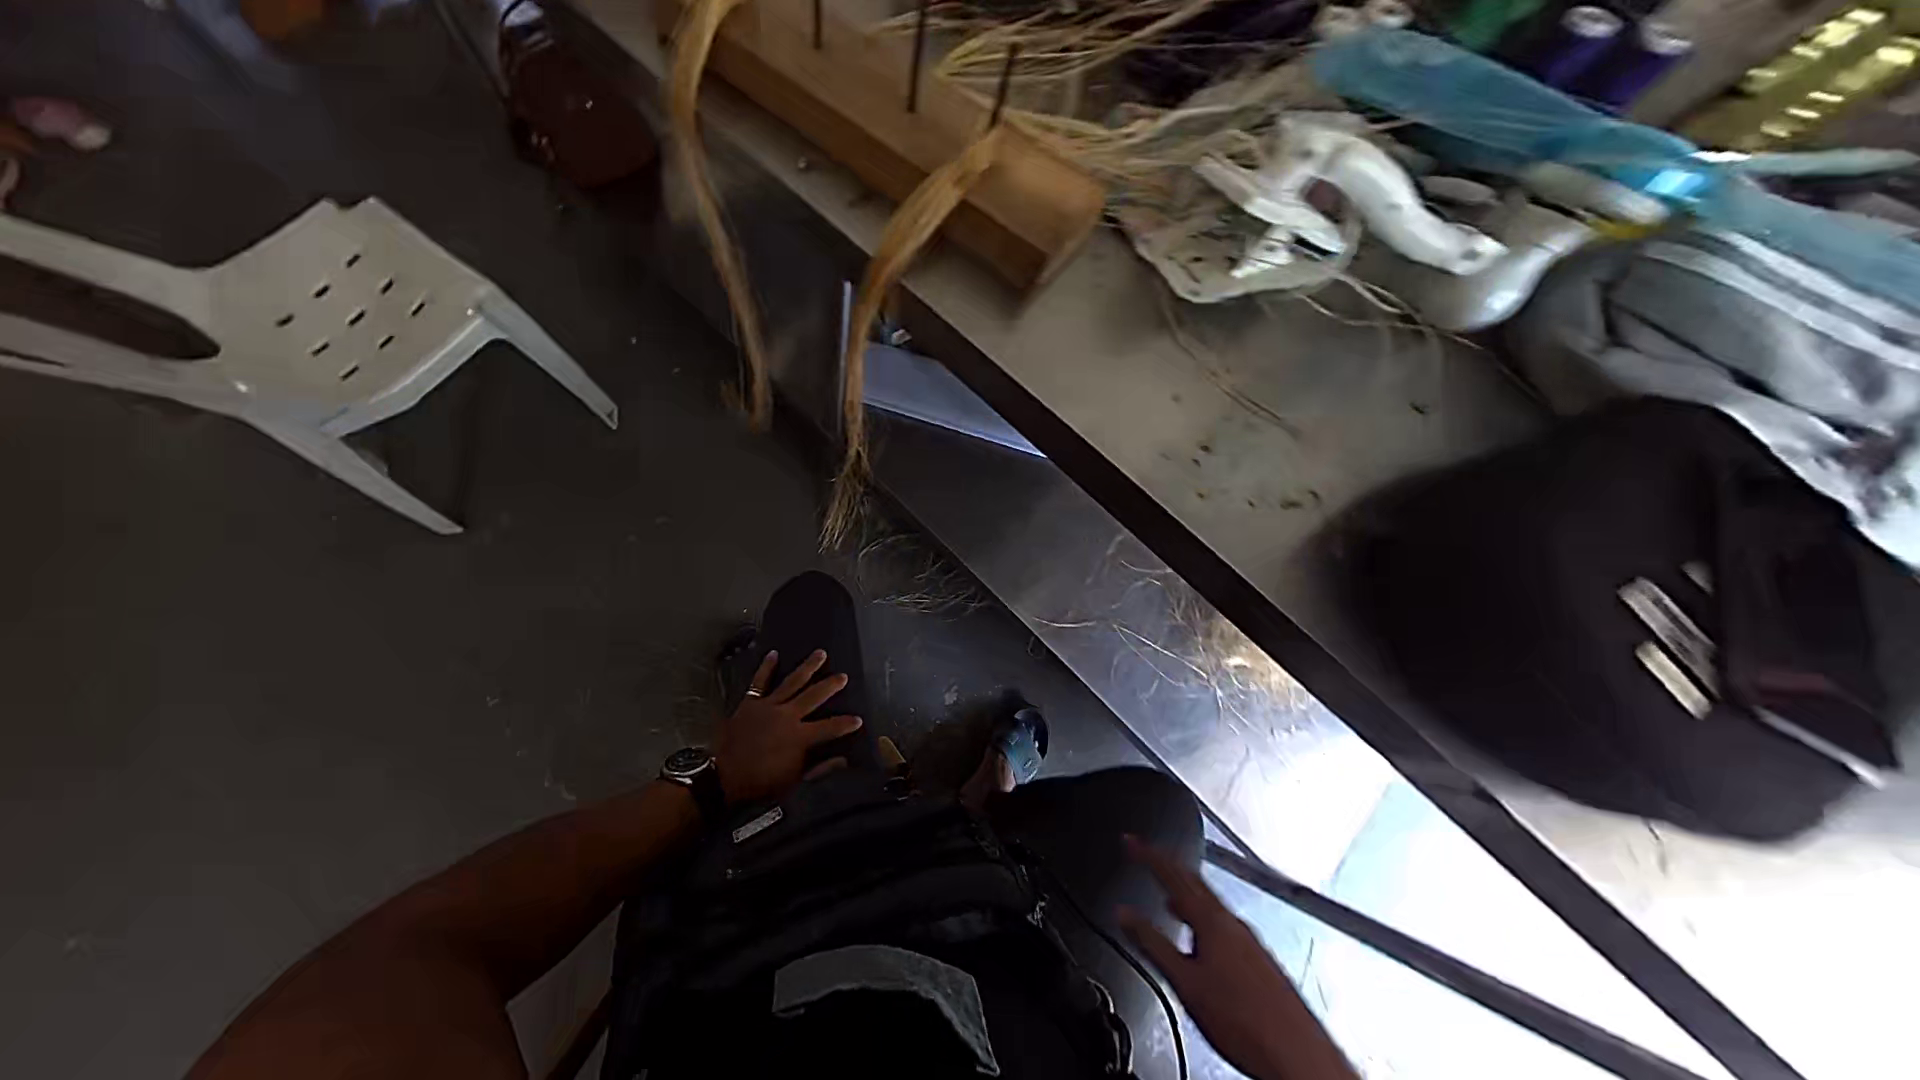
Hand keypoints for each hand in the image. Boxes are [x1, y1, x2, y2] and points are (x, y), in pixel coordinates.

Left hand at [714, 649, 862, 804]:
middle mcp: (788, 716)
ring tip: (820, 654)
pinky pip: (760, 682)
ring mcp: (769, 706)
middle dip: (830, 686)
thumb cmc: (761, 782)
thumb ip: (819, 768)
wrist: (724, 778)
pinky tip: (774, 654)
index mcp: (800, 737)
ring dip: (808, 667)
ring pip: (793, 682)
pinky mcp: (750, 704)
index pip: (830, 727)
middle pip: (814, 696)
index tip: (858, 720)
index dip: (846, 724)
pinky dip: (767, 667)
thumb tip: (843, 760)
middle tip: (843, 676)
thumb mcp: (794, 781)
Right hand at [1119, 837, 1356, 1079]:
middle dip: (1168, 866)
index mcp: (1212, 921)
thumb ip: (1151, 943)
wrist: (1300, 1059)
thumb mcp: (1184, 982)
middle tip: (1146, 855)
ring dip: (1186, 894)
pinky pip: (1224, 925)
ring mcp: (1250, 941)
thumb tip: (1124, 914)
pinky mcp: (1260, 960)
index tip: (1130, 841)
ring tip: (1168, 895)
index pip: (1173, 875)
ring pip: (1211, 904)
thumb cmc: (1245, 1024)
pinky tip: (1201, 938)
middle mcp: (1233, 924)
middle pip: (1195, 882)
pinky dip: (1204, 918)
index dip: (1147, 854)